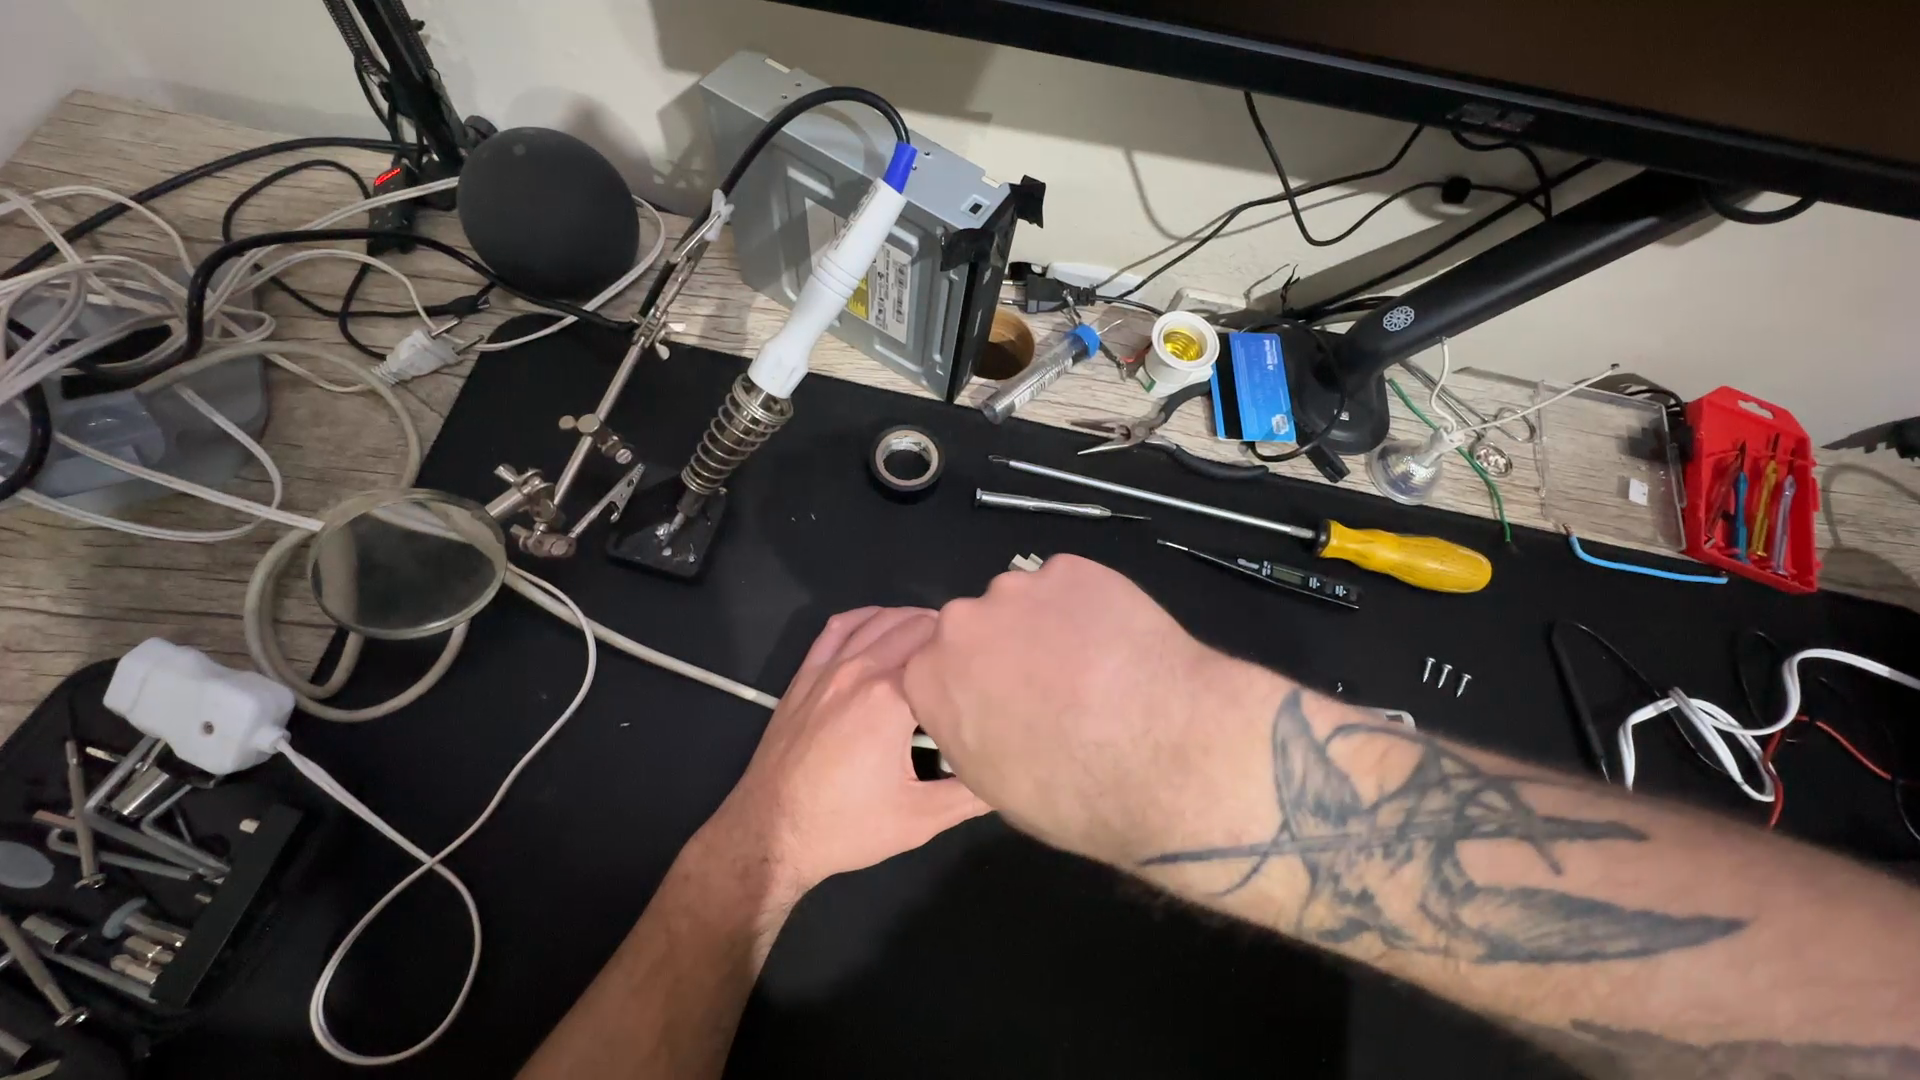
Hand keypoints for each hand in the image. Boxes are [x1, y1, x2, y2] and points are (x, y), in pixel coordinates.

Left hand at [699, 607, 989, 901]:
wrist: (770, 834)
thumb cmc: (845, 827)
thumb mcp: (920, 819)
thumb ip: (971, 794)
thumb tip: (1010, 777)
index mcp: (890, 698)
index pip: (943, 652)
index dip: (971, 656)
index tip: (990, 670)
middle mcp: (860, 671)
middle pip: (915, 626)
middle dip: (948, 635)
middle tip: (972, 658)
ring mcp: (828, 669)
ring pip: (879, 619)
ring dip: (912, 620)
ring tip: (938, 640)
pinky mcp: (805, 676)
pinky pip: (837, 628)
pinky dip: (866, 617)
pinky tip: (883, 624)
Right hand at [902, 556, 1278, 865]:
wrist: (1163, 754)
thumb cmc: (1073, 792)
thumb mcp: (997, 786)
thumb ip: (972, 733)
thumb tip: (989, 715)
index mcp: (931, 678)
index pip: (936, 670)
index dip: (973, 688)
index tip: (1004, 704)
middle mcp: (963, 622)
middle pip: (977, 628)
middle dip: (1006, 651)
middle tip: (1052, 685)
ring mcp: (1019, 589)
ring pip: (1025, 603)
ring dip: (1047, 626)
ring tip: (1094, 665)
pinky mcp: (1073, 569)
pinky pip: (1071, 586)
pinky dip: (1088, 607)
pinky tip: (1118, 643)